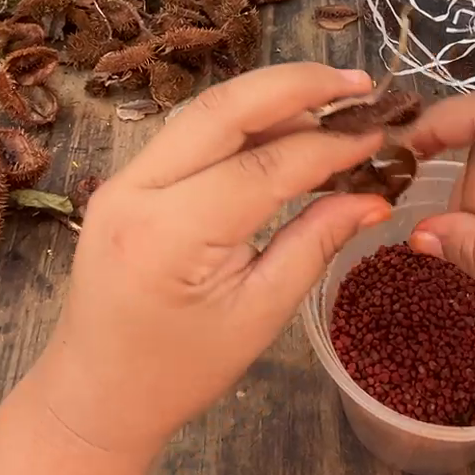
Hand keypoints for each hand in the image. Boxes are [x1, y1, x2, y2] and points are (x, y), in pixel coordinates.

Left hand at [30, 63, 394, 455]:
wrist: (97, 392)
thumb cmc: (181, 371)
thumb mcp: (259, 315)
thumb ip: (315, 243)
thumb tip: (374, 197)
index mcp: (168, 235)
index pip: (262, 167)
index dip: (327, 147)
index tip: (378, 135)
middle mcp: (136, 189)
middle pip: (223, 108)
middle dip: (295, 84)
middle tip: (358, 82)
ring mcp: (124, 177)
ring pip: (206, 111)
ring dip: (271, 96)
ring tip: (332, 98)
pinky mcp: (128, 177)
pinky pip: (193, 132)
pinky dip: (245, 120)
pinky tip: (286, 122)